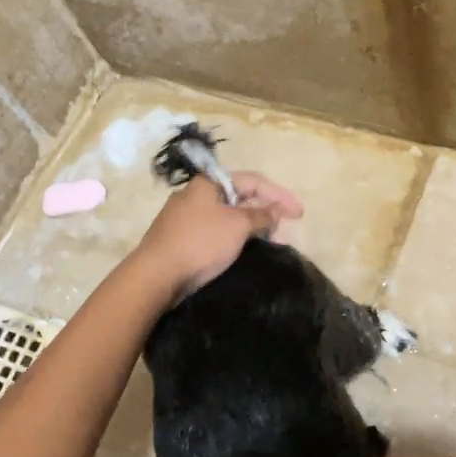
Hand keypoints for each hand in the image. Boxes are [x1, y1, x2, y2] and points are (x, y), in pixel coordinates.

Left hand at [129, 172, 303, 300]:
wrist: (155, 275)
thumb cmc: (200, 243)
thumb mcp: (237, 226)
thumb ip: (260, 215)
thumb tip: (274, 210)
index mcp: (208, 183)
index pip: (252, 181)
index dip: (279, 195)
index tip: (300, 214)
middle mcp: (196, 194)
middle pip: (239, 197)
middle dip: (266, 212)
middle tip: (286, 230)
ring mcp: (186, 217)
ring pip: (228, 216)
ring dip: (252, 227)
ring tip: (272, 243)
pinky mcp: (180, 238)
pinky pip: (216, 231)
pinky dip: (235, 237)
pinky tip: (245, 249)